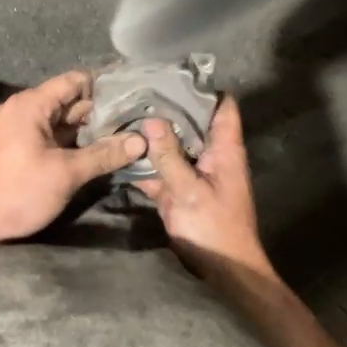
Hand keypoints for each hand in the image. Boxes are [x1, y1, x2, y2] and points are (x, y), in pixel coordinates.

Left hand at [0, 70, 145, 251]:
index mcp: (31, 105)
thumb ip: (104, 154)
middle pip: (69, 102)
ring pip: (61, 122)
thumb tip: (141, 140)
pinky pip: (48, 136)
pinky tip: (94, 155)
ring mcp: (16, 129)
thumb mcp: (67, 173)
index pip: (75, 81)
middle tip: (135, 126)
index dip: (105, 89)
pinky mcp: (15, 148)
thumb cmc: (17, 192)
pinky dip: (70, 143)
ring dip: (87, 132)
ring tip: (123, 140)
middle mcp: (22, 109)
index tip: (134, 101)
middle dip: (100, 114)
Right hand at [137, 97, 272, 281]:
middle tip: (136, 93)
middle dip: (168, 109)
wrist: (224, 271)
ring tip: (123, 115)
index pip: (223, 107)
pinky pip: (162, 171)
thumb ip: (169, 156)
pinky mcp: (181, 192)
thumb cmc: (214, 228)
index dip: (203, 88)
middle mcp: (212, 156)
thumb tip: (152, 120)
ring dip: (154, 136)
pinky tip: (121, 152)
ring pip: (174, 147)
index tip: (172, 76)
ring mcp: (196, 174)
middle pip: (193, 123)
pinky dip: (146, 163)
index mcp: (226, 150)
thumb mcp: (189, 191)